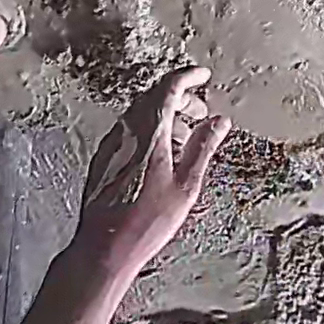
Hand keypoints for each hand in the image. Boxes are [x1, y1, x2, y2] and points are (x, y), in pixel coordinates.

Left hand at [74, 67, 232, 278]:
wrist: (104, 248)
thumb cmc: (147, 220)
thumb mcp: (186, 184)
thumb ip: (204, 146)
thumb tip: (219, 121)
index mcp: (151, 130)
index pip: (170, 87)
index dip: (189, 77)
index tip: (203, 75)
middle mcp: (128, 129)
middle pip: (155, 96)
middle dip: (180, 97)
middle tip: (200, 112)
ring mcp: (114, 142)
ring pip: (142, 112)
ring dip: (166, 114)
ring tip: (186, 136)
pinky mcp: (105, 156)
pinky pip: (131, 129)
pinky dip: (150, 128)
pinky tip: (162, 152)